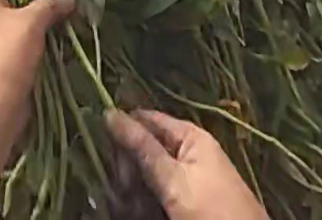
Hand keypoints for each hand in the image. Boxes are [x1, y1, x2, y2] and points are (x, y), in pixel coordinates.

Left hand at [0, 0, 74, 101]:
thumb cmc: (7, 52)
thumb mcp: (31, 21)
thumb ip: (49, 6)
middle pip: (15, 0)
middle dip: (41, 2)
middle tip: (68, 2)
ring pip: (22, 26)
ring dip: (45, 27)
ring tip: (72, 23)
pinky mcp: (3, 62)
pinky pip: (24, 47)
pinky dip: (41, 46)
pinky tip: (63, 47)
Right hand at [106, 109, 268, 219]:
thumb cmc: (213, 215)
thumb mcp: (173, 181)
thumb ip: (141, 147)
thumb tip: (108, 112)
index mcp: (190, 137)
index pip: (145, 118)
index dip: (124, 132)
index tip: (107, 154)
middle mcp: (191, 151)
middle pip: (147, 145)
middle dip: (130, 165)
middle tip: (121, 187)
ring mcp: (193, 178)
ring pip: (152, 171)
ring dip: (137, 186)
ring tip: (130, 202)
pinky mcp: (194, 201)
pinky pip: (164, 191)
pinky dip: (151, 199)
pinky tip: (141, 209)